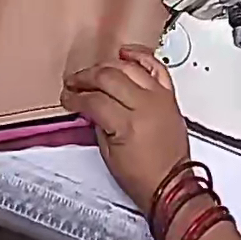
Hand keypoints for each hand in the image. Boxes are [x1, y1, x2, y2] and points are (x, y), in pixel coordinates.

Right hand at [62, 46, 190, 211]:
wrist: (173, 186)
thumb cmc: (143, 177)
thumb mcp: (108, 155)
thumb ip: (98, 124)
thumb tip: (88, 105)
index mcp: (128, 124)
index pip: (94, 100)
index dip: (75, 98)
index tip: (67, 98)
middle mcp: (145, 105)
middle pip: (108, 77)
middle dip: (86, 78)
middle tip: (74, 83)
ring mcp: (159, 98)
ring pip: (128, 67)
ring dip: (107, 66)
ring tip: (94, 72)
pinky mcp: (169, 95)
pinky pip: (156, 67)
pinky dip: (140, 56)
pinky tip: (125, 53)